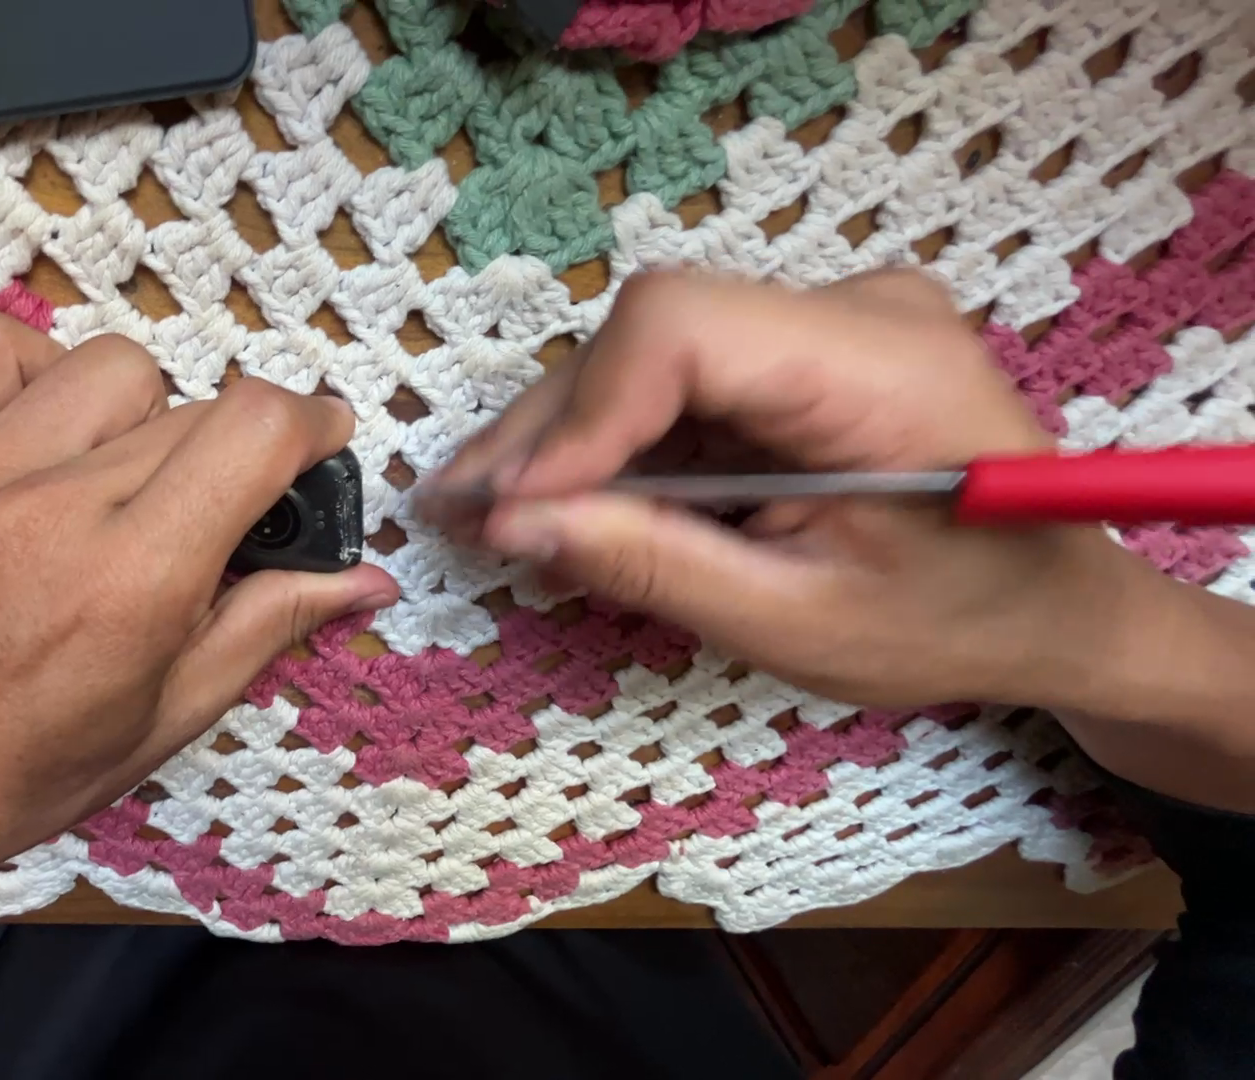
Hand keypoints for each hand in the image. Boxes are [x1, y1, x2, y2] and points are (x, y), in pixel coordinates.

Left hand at [0, 312, 397, 880]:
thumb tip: (372, 577)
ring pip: (112, 365)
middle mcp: (55, 507)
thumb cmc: (52, 762)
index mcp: (135, 579)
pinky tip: (53, 435)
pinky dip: (39, 371)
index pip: (253, 432)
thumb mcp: (184, 706)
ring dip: (152, 410)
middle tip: (223, 506)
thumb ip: (279, 619)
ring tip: (135, 475)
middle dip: (240, 446)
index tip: (324, 440)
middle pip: (197, 409)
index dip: (312, 421)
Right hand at [422, 269, 1170, 710]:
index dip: (578, 414)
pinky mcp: (771, 359)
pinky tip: (544, 503)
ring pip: (627, 367)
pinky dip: (589, 453)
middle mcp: (838, 313)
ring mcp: (803, 327)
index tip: (511, 507)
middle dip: (537, 438)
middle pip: (635, 346)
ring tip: (479, 515)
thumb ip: (648, 566)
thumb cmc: (952, 626)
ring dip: (547, 446)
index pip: (681, 327)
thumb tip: (507, 527)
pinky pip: (651, 392)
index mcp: (880, 368)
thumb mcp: (792, 622)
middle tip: (453, 513)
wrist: (1048, 605)